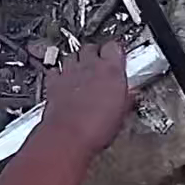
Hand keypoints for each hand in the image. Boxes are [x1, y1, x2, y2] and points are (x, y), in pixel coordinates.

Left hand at [42, 41, 130, 157]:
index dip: (115, 51)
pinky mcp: (53, 82)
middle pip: (91, 47)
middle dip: (95, 53)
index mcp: (111, 70)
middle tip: (99, 63)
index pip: (114, 47)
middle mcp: (89, 66)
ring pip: (72, 55)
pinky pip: (55, 70)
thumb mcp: (121, 113)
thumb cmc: (96, 127)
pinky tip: (62, 80)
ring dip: (77, 61)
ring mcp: (69, 72)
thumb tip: (131, 97)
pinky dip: (59, 73)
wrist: (69, 137)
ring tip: (82, 71)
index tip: (117, 56)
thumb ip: (126, 98)